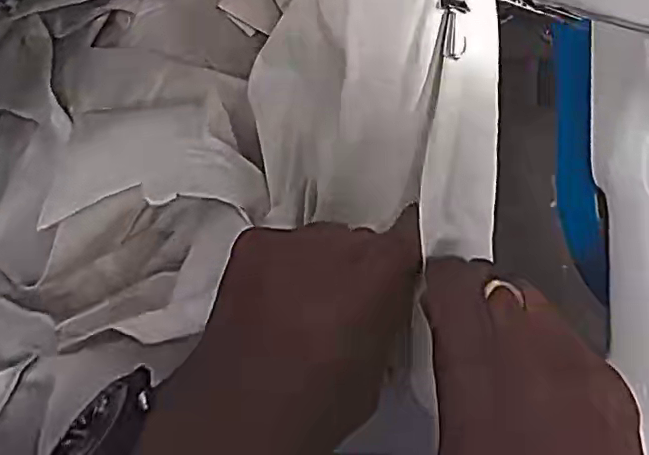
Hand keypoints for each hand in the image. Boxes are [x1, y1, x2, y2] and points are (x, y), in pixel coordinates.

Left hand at [140, 212, 421, 454]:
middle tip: (341, 306)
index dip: (406, 244)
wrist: (238, 419)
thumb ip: (391, 314)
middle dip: (355, 266)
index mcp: (381, 268)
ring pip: (319, 240)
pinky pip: (279, 245)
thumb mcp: (379, 366)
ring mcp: (295, 238)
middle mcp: (342, 240)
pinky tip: (270, 303)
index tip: (401, 258)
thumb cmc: (314, 406)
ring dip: (316, 265)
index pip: (410, 229)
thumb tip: (391, 298)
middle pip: (359, 239)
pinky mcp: (255, 243)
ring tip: (300, 308)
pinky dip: (278, 266)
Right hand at [422, 258, 641, 454]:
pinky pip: (577, 343)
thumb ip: (444, 379)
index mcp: (481, 373)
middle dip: (479, 299)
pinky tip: (546, 389)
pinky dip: (557, 352)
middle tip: (465, 327)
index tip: (436, 290)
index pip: (457, 283)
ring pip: (539, 306)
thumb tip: (439, 353)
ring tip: (506, 362)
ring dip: (519, 321)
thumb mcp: (449, 442)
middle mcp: (534, 359)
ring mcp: (582, 371)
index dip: (441, 283)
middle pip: (500, 287)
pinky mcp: (617, 392)